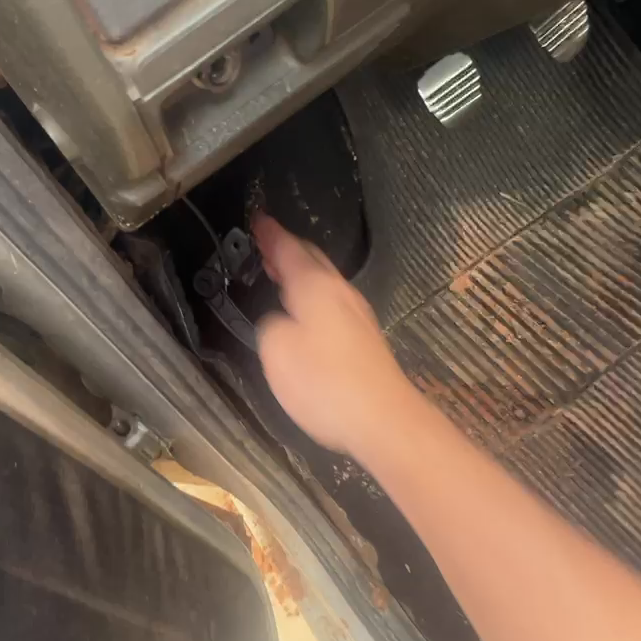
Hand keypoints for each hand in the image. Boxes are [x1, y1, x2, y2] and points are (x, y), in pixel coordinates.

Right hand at [252, 214, 421, 456]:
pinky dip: (311, 299)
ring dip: (300, 276)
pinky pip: (331, 305)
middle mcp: (341, 293)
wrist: (383, 420)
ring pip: (324, 284)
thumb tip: (280, 320)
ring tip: (277, 277)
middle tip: (264, 248)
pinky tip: (302, 314)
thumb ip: (271, 326)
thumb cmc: (326, 383)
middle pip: (312, 261)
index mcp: (316, 287)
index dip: (270, 234)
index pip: (289, 249)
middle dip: (287, 251)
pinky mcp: (364, 340)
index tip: (257, 220)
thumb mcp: (277, 352)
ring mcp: (357, 316)